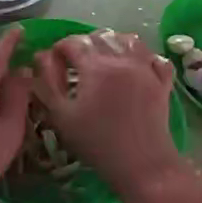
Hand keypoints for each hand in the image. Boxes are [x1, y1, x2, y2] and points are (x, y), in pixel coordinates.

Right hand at [35, 30, 182, 196]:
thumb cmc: (97, 143)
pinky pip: (153, 56)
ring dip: (111, 43)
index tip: (53, 61)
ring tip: (102, 58)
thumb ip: (47, 82)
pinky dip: (141, 54)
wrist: (143, 165)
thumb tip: (41, 57)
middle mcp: (122, 59)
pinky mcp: (161, 82)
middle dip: (83, 43)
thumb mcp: (61, 116)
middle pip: (100, 36)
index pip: (73, 42)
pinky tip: (132, 64)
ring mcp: (146, 69)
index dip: (59, 48)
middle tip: (74, 62)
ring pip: (128, 39)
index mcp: (96, 66)